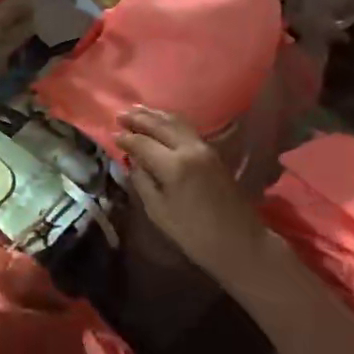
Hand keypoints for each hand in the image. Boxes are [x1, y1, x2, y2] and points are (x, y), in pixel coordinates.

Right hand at [117, 107, 271, 284]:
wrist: (240, 242)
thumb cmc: (195, 235)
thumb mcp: (159, 212)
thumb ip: (142, 181)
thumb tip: (132, 161)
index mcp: (174, 166)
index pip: (142, 143)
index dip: (125, 139)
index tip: (112, 136)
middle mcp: (189, 149)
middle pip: (159, 124)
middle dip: (138, 118)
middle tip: (120, 115)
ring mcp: (204, 147)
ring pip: (175, 121)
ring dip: (155, 115)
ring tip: (137, 111)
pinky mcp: (213, 151)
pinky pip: (186, 127)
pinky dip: (169, 121)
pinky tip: (161, 122)